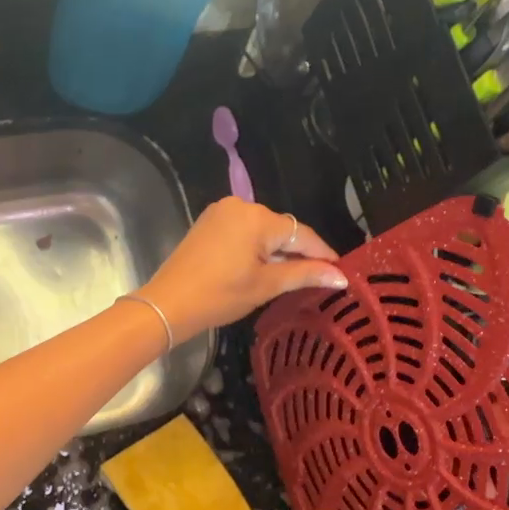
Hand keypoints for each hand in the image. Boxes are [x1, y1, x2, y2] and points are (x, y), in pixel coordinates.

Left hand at [136, 199, 345, 339]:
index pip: (302, 233)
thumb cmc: (219, 295)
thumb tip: (340, 275)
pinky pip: (242, 232)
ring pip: (261, 231)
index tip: (340, 272)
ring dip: (276, 251)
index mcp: (258, 218)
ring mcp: (220, 212)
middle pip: (281, 229)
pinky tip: (261, 268)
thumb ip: (304, 274)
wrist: (168, 304)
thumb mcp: (265, 285)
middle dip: (298, 252)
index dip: (322, 254)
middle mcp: (240, 206)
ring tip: (290, 277)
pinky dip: (255, 248)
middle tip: (317, 278)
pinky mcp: (207, 224)